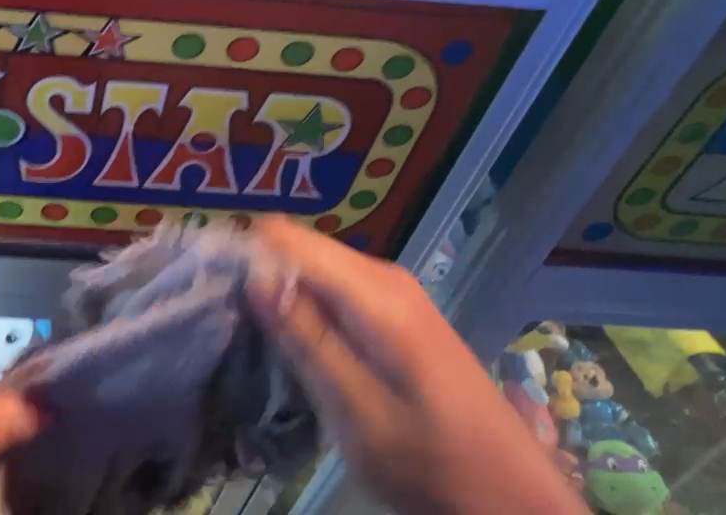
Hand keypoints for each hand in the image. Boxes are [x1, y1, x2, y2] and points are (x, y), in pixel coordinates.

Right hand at [248, 219, 585, 514]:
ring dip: (279, 296)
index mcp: (375, 293)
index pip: (285, 237)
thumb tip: (254, 273)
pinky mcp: (394, 314)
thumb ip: (308, 340)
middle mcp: (382, 276)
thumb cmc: (436, 466)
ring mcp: (392, 293)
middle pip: (296, 247)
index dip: (243, 254)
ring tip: (254, 341)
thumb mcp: (361, 414)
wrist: (515, 501)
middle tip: (229, 326)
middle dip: (258, 276)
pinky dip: (304, 310)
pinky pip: (332, 290)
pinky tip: (295, 350)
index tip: (210, 292)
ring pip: (311, 268)